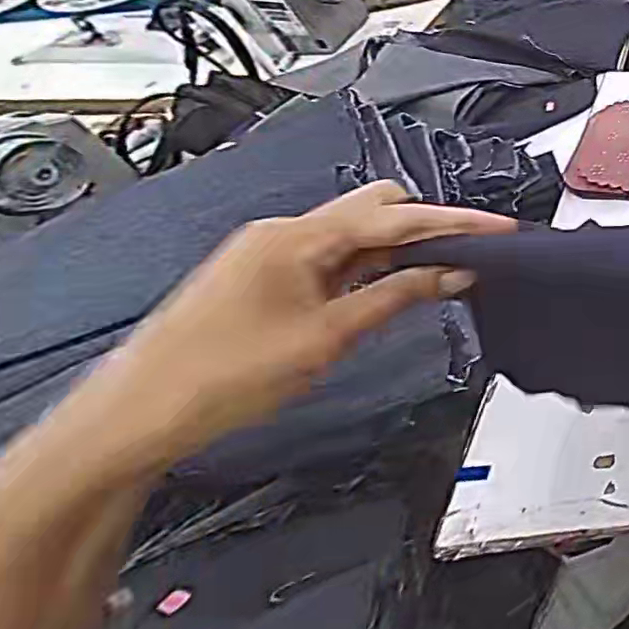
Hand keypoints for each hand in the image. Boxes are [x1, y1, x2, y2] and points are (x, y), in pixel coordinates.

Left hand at [80, 182, 510, 466]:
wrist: (129, 421)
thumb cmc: (217, 379)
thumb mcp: (329, 336)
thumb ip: (398, 295)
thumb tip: (452, 273)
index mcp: (297, 237)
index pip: (399, 216)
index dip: (458, 222)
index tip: (499, 230)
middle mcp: (284, 233)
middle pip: (379, 207)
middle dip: (429, 225)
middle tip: (470, 254)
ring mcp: (273, 253)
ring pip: (359, 231)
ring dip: (402, 247)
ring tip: (442, 272)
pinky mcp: (268, 275)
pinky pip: (336, 255)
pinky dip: (373, 264)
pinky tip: (394, 284)